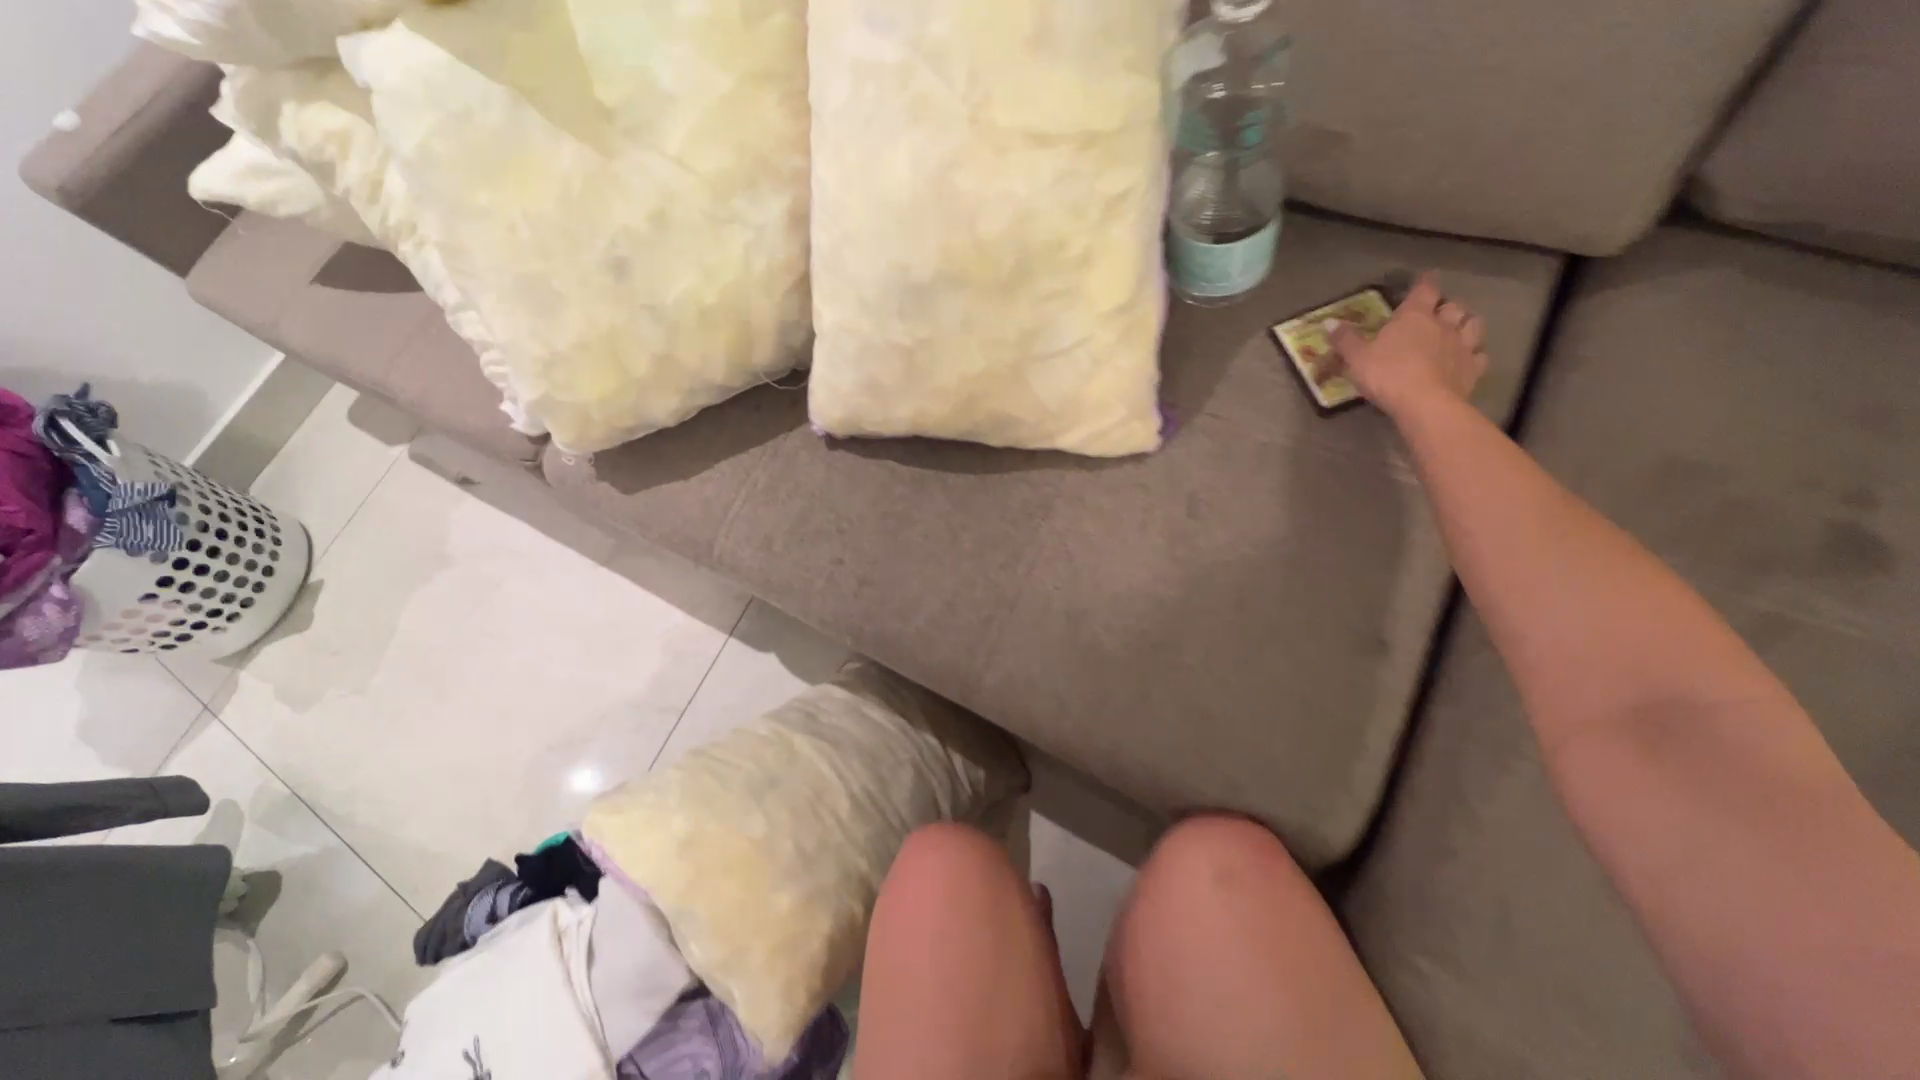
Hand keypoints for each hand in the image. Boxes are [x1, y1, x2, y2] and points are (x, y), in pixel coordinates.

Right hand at [1322, 274, 1488, 419]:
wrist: (1425, 404)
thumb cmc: (1388, 374)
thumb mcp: (1357, 358)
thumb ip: (1345, 339)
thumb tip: (1329, 322)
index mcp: (1414, 316)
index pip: (1425, 289)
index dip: (1425, 282)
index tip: (1427, 277)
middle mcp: (1443, 325)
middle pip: (1453, 306)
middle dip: (1446, 307)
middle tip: (1438, 313)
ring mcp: (1462, 346)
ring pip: (1474, 326)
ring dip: (1467, 325)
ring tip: (1459, 331)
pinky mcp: (1473, 370)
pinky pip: (1480, 356)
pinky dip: (1475, 355)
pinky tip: (1467, 361)